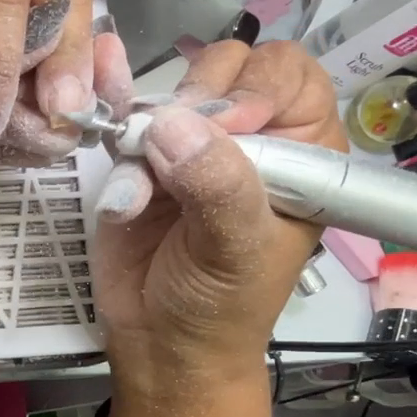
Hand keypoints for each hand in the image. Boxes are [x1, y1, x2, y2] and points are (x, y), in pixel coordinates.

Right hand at [92, 41, 347, 389]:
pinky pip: (126, 132)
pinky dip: (116, 153)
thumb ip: (216, 184)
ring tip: (138, 191)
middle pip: (227, 70)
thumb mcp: (234, 248)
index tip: (220, 129)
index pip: (287, 77)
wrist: (158, 346)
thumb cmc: (219, 305)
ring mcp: (189, 151)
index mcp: (299, 151)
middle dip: (192, 102)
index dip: (252, 89)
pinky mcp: (140, 168)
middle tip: (167, 149)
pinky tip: (121, 194)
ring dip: (145, 135)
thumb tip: (171, 123)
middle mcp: (247, 140)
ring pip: (168, 99)